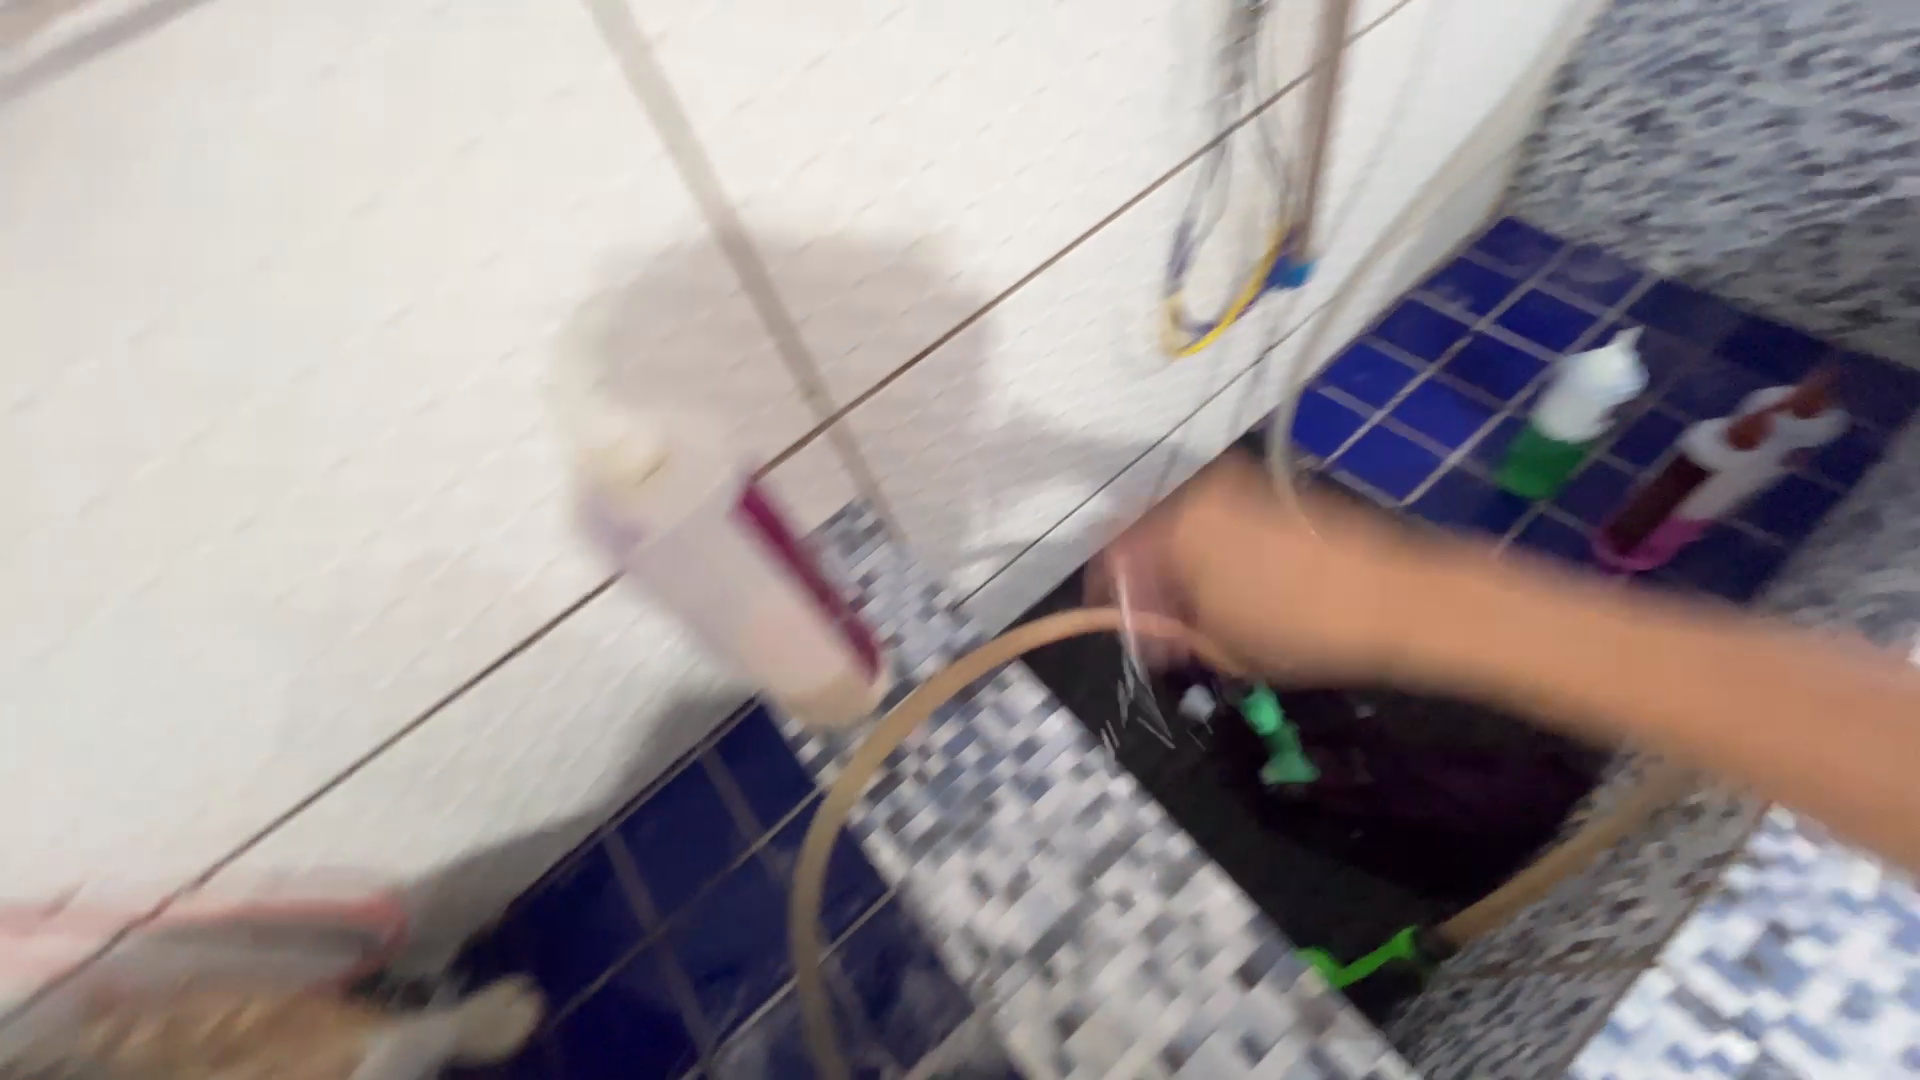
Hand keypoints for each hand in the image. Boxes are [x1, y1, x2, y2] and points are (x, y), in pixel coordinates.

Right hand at [1087, 451, 1433, 681]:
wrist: (1399, 598)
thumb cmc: (1297, 626)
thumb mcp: (1216, 643)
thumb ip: (1162, 628)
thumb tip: (1139, 627)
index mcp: (1173, 525)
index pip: (1113, 554)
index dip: (1109, 594)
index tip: (1118, 625)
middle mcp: (1198, 493)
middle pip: (1145, 533)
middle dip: (1145, 578)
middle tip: (1159, 623)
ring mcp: (1237, 486)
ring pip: (1180, 524)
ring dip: (1176, 563)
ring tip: (1194, 609)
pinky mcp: (1269, 491)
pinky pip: (1215, 517)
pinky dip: (1207, 549)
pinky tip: (1226, 585)